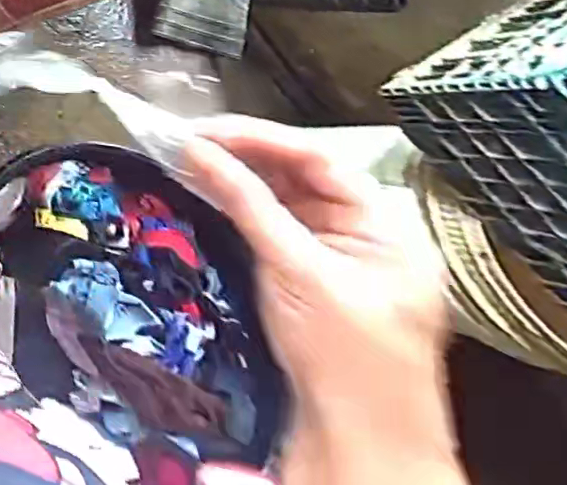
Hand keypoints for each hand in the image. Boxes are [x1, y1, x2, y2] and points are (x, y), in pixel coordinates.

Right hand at [184, 119, 462, 484]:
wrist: (357, 434)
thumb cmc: (348, 357)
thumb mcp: (295, 268)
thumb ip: (244, 201)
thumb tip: (193, 149)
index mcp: (386, 228)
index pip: (318, 159)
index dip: (258, 138)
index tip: (203, 130)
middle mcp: (360, 230)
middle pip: (293, 172)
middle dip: (237, 152)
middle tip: (183, 140)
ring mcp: (328, 247)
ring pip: (273, 192)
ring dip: (227, 173)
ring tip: (180, 156)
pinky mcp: (298, 263)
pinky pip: (260, 216)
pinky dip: (227, 198)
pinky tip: (196, 184)